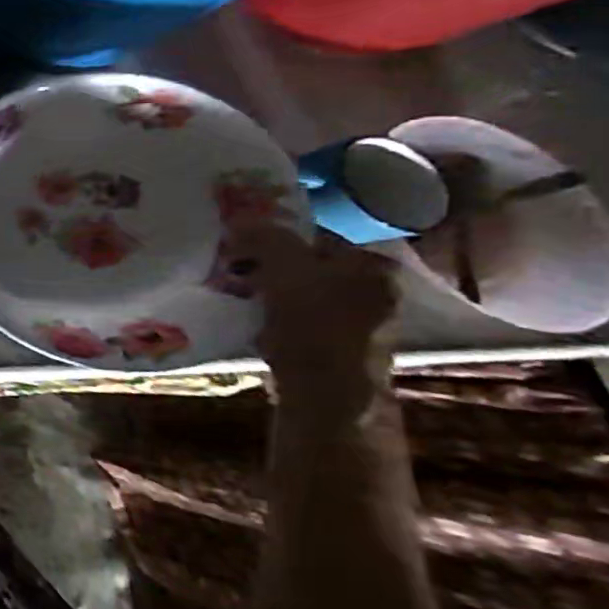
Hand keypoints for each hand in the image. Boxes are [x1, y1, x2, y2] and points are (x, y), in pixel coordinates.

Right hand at [229, 223, 399, 427]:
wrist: (326, 392)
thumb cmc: (314, 323)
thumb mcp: (285, 269)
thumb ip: (266, 237)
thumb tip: (241, 216)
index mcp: (373, 266)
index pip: (313, 237)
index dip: (272, 239)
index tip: (238, 248)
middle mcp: (376, 291)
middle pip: (306, 266)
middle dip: (267, 267)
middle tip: (232, 271)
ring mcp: (361, 323)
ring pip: (300, 294)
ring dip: (267, 293)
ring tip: (234, 297)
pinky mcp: (339, 349)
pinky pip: (299, 320)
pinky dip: (275, 318)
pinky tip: (253, 324)